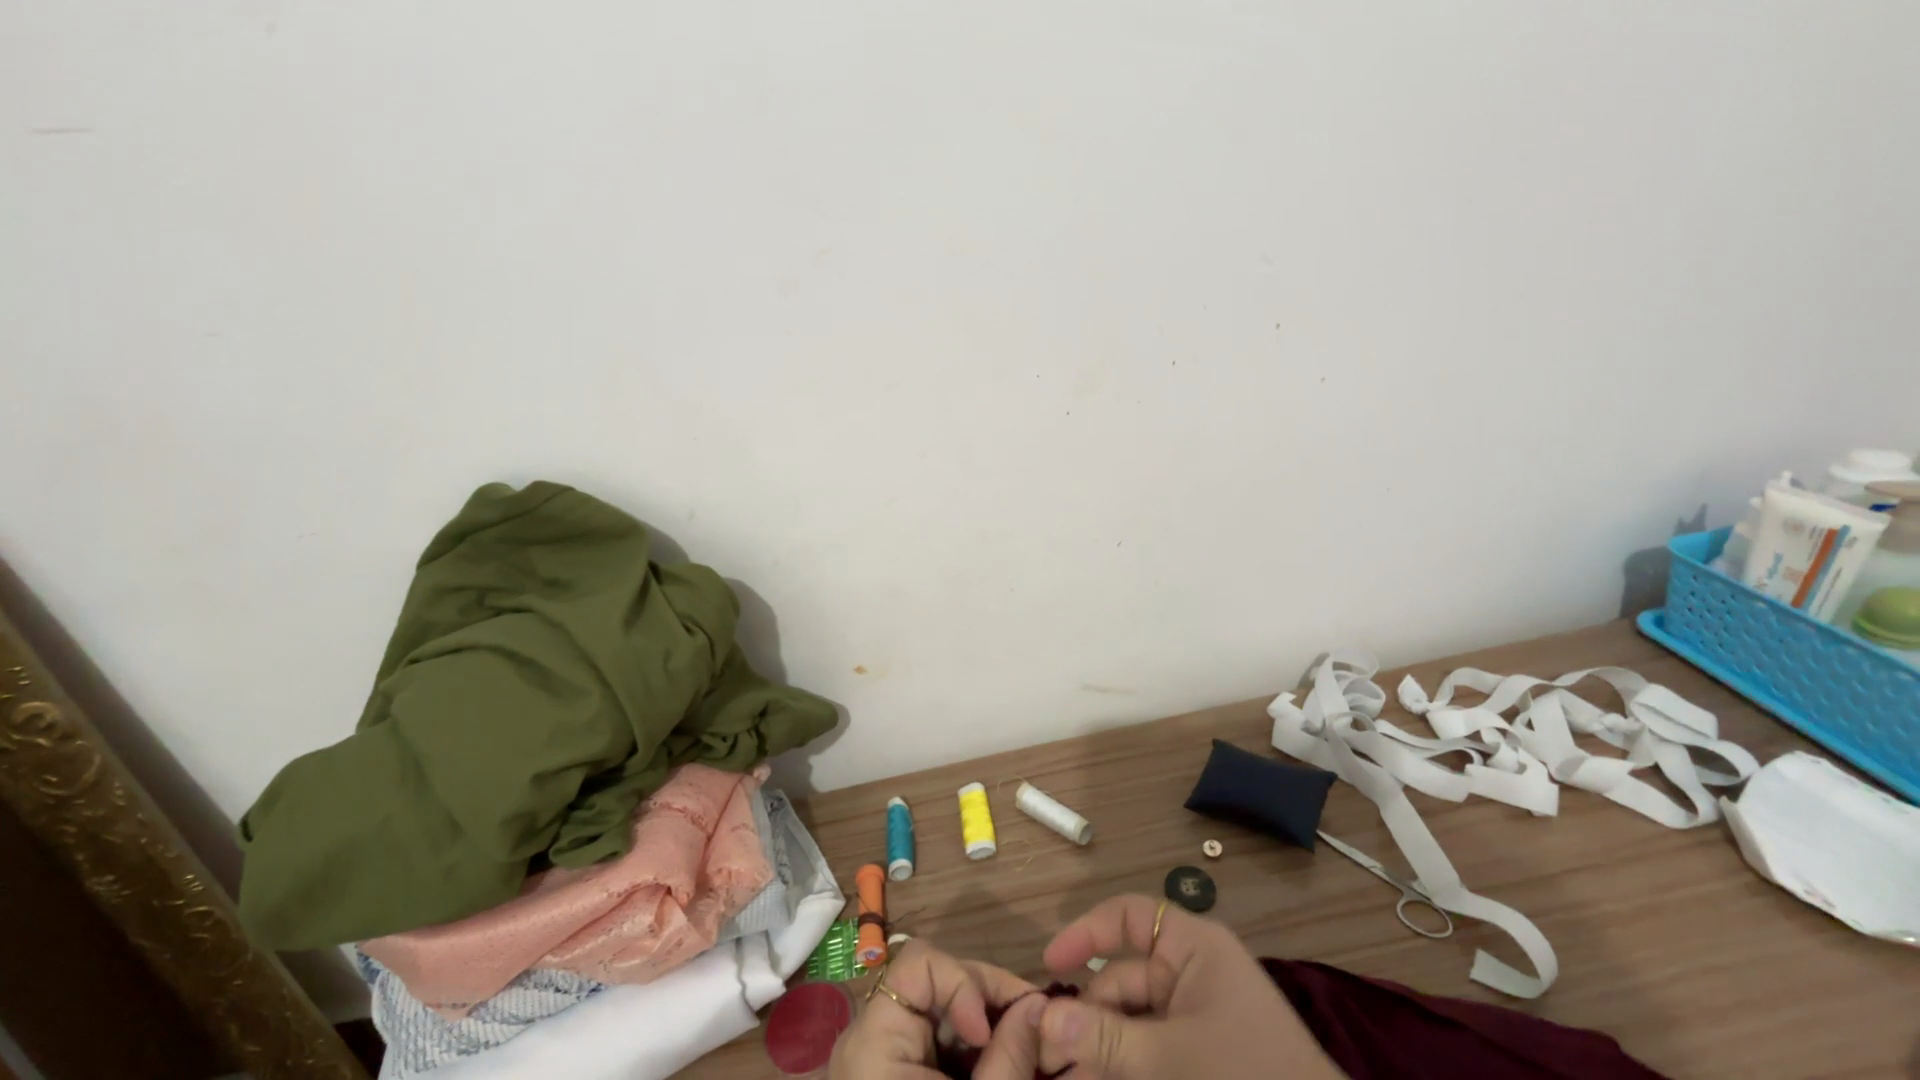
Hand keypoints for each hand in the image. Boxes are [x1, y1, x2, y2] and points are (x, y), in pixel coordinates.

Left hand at [829, 940, 1048, 1078]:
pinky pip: (936, 1038)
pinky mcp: (893, 1070)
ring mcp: (881, 1053)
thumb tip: (1041, 1004)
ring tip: (1023, 1046)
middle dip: (989, 998)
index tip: (988, 1030)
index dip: (965, 982)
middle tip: (1034, 1028)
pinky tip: (998, 1062)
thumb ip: (1008, 1057)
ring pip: (942, 1009)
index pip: (920, 960)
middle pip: (936, 981)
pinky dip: (971, 1045)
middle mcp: (871, 1033)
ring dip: (988, 1022)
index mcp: (875, 1037)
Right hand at [1036, 895, 1342, 1079]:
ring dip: (1099, 1047)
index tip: (1048, 967)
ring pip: (1131, 1019)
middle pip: (1121, 978)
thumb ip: (1103, 1039)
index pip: (1127, 917)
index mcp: (1193, 948)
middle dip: (1085, 1016)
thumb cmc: (1245, 1073)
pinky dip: (1123, 1064)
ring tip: (1064, 1076)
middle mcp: (1192, 970)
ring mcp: (1198, 1012)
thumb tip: (1042, 1018)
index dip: (1085, 934)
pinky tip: (1094, 1079)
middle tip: (1045, 1054)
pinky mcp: (1201, 1050)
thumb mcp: (1168, 1058)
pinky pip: (1149, 1047)